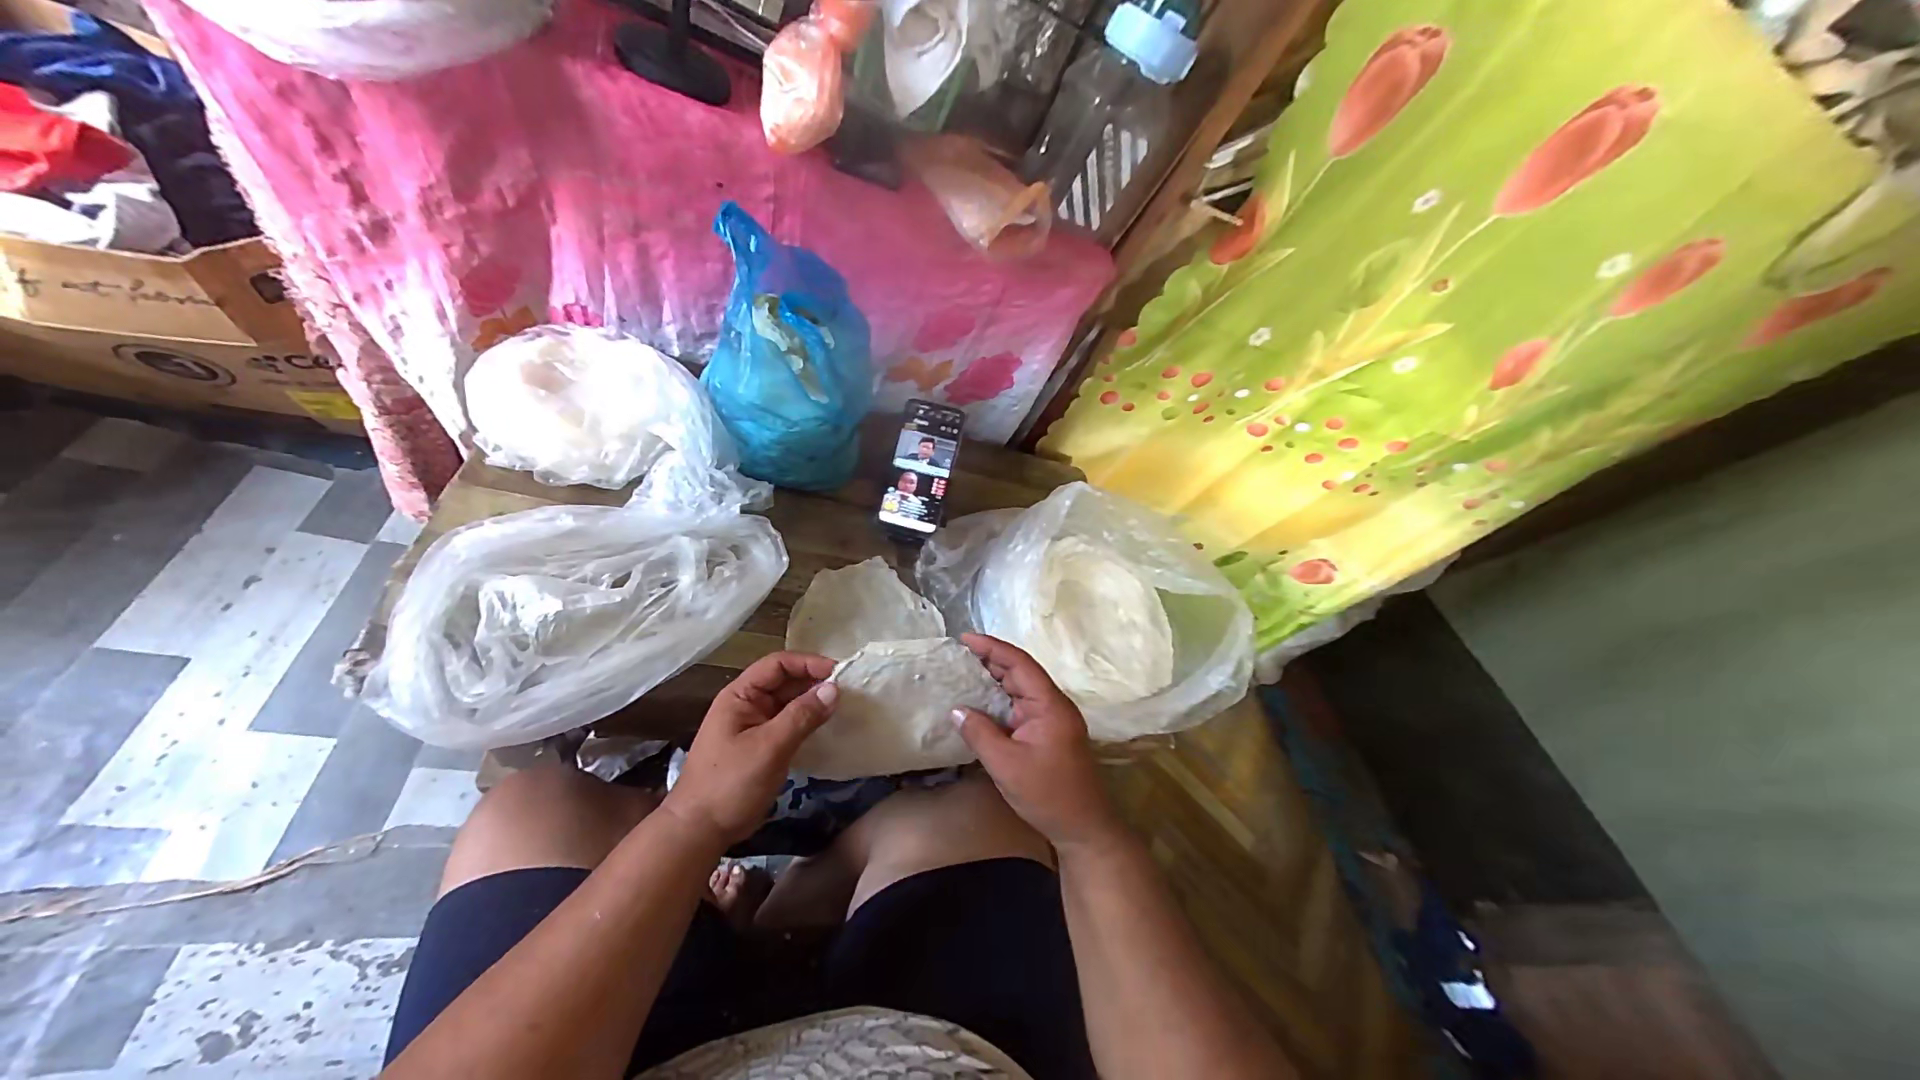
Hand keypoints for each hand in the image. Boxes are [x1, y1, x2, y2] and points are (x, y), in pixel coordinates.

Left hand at [661, 652, 838, 847]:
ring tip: (843, 706)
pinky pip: (789, 724)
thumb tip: (834, 689)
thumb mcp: (769, 748)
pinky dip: (808, 721)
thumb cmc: (730, 784)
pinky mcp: (762, 747)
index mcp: (740, 696)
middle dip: (814, 681)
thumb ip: (802, 716)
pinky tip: (827, 727)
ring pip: (789, 703)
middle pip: (784, 681)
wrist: (699, 831)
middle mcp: (747, 705)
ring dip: (813, 702)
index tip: (839, 672)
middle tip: (849, 690)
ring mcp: (754, 727)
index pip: (777, 664)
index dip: (808, 663)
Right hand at [952, 633, 1128, 851]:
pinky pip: (1020, 708)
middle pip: (1020, 673)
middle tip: (958, 656)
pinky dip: (999, 703)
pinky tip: (979, 705)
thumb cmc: (1048, 794)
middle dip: (990, 661)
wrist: (1084, 829)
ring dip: (994, 681)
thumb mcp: (1006, 764)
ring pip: (1020, 690)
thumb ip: (980, 733)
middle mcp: (1053, 706)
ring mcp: (1052, 720)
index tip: (965, 638)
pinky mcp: (1047, 735)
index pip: (1020, 664)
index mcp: (1050, 705)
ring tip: (963, 674)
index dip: (992, 648)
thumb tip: (957, 709)